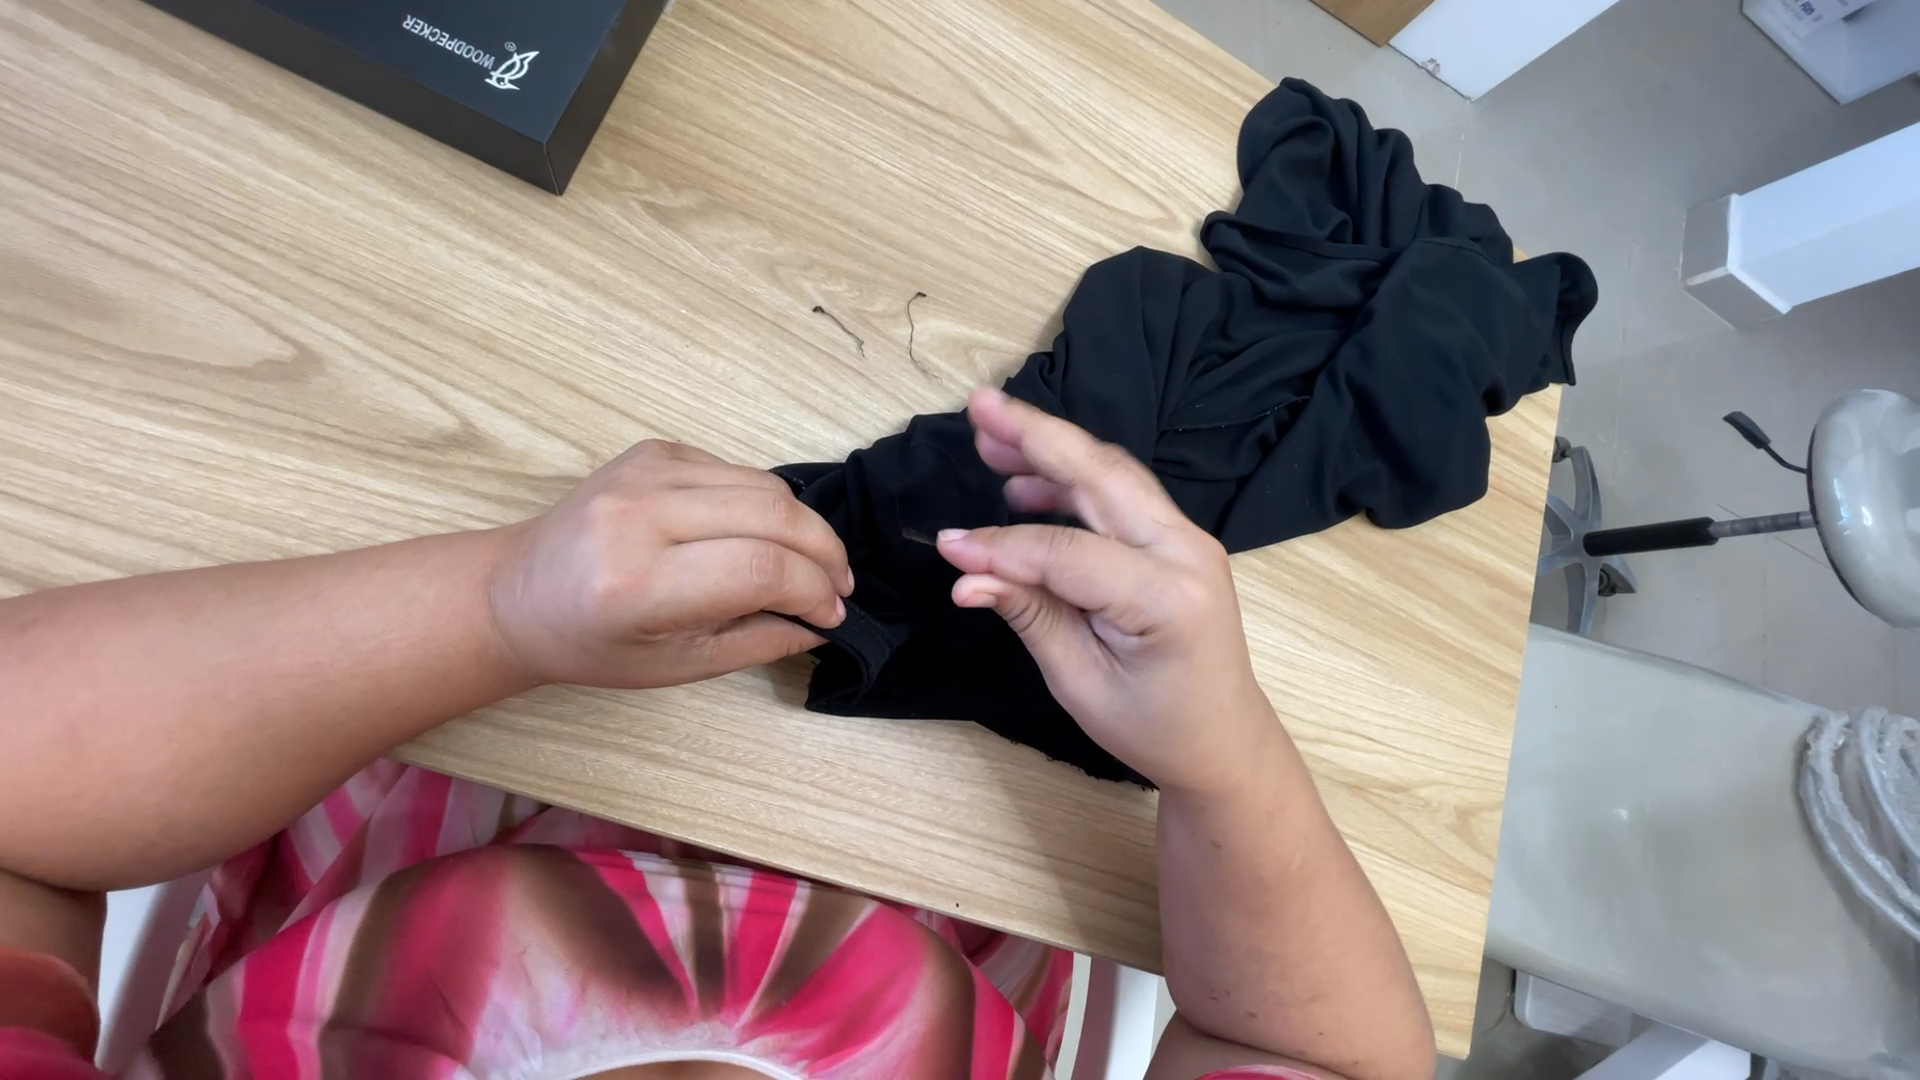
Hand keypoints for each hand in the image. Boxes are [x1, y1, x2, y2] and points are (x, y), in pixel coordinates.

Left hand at [487, 439, 853, 688]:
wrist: (513, 592)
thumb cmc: (592, 645)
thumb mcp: (677, 667)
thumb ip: (759, 642)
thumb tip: (823, 623)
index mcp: (638, 582)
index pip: (761, 568)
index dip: (813, 590)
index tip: (832, 615)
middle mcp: (640, 514)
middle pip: (774, 514)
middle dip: (826, 552)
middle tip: (840, 585)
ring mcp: (645, 471)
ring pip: (766, 486)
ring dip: (804, 527)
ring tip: (813, 563)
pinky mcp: (653, 451)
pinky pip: (739, 473)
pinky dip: (767, 506)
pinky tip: (761, 536)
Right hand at [936, 388, 1277, 791]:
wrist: (1223, 740)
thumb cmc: (1153, 726)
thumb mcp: (1079, 682)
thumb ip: (1027, 614)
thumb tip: (964, 574)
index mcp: (1166, 599)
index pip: (1068, 552)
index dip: (1002, 545)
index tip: (948, 545)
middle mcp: (1186, 552)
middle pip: (1101, 477)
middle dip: (1038, 436)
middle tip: (981, 404)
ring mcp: (1187, 539)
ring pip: (1112, 474)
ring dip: (1052, 448)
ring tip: (992, 435)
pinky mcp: (1177, 539)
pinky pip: (1120, 494)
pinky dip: (1073, 479)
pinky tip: (1028, 483)